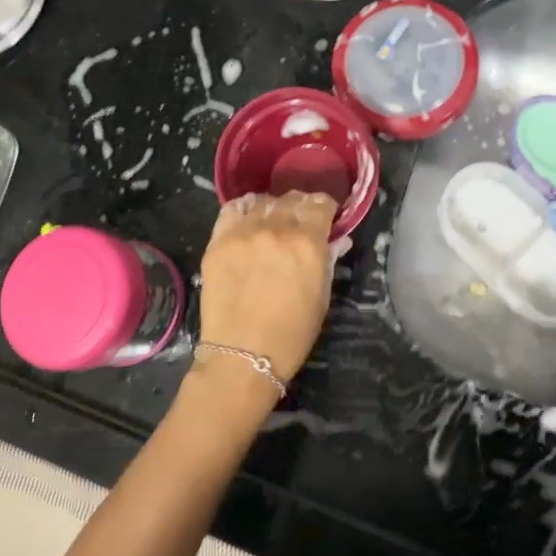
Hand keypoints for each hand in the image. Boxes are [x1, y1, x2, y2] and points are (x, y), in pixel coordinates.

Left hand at [197, 192, 345, 382]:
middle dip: (300, 207)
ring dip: (272, 209)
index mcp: (307, 242)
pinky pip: (231, 211)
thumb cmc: (291, 334)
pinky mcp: (217, 242)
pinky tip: (247, 221)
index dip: (325, 208)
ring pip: (262, 202)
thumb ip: (328, 261)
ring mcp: (243, 233)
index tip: (325, 217)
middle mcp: (275, 228)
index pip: (319, 204)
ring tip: (272, 223)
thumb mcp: (322, 298)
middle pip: (291, 200)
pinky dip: (243, 211)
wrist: (242, 355)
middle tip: (299, 221)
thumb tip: (338, 239)